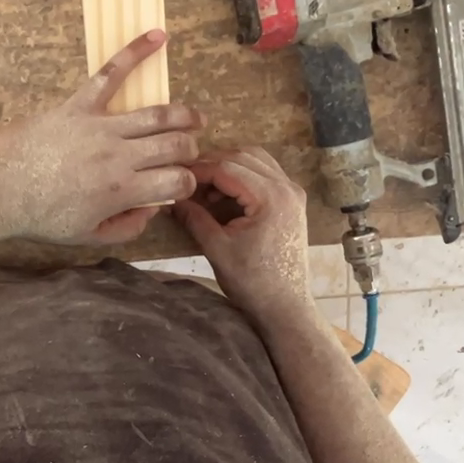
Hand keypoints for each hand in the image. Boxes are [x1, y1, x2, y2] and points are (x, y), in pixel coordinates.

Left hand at [0, 30, 200, 244]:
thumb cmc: (40, 217)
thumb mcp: (87, 237)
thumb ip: (126, 228)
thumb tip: (151, 209)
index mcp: (122, 190)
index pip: (177, 182)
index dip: (187, 184)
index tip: (180, 185)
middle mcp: (119, 155)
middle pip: (175, 145)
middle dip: (190, 149)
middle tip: (187, 153)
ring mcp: (100, 126)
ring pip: (157, 114)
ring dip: (184, 115)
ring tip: (196, 119)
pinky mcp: (79, 105)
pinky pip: (111, 73)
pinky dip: (136, 51)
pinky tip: (158, 36)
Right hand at [172, 147, 316, 322]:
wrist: (284, 306)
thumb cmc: (252, 283)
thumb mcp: (217, 249)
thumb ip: (194, 219)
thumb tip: (170, 199)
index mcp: (271, 197)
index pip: (228, 167)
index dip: (199, 169)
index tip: (176, 178)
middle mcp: (287, 187)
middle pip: (243, 156)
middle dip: (212, 164)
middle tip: (186, 180)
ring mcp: (292, 193)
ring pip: (255, 160)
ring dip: (228, 167)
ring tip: (204, 188)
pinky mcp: (292, 202)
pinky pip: (264, 174)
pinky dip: (242, 176)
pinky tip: (224, 195)